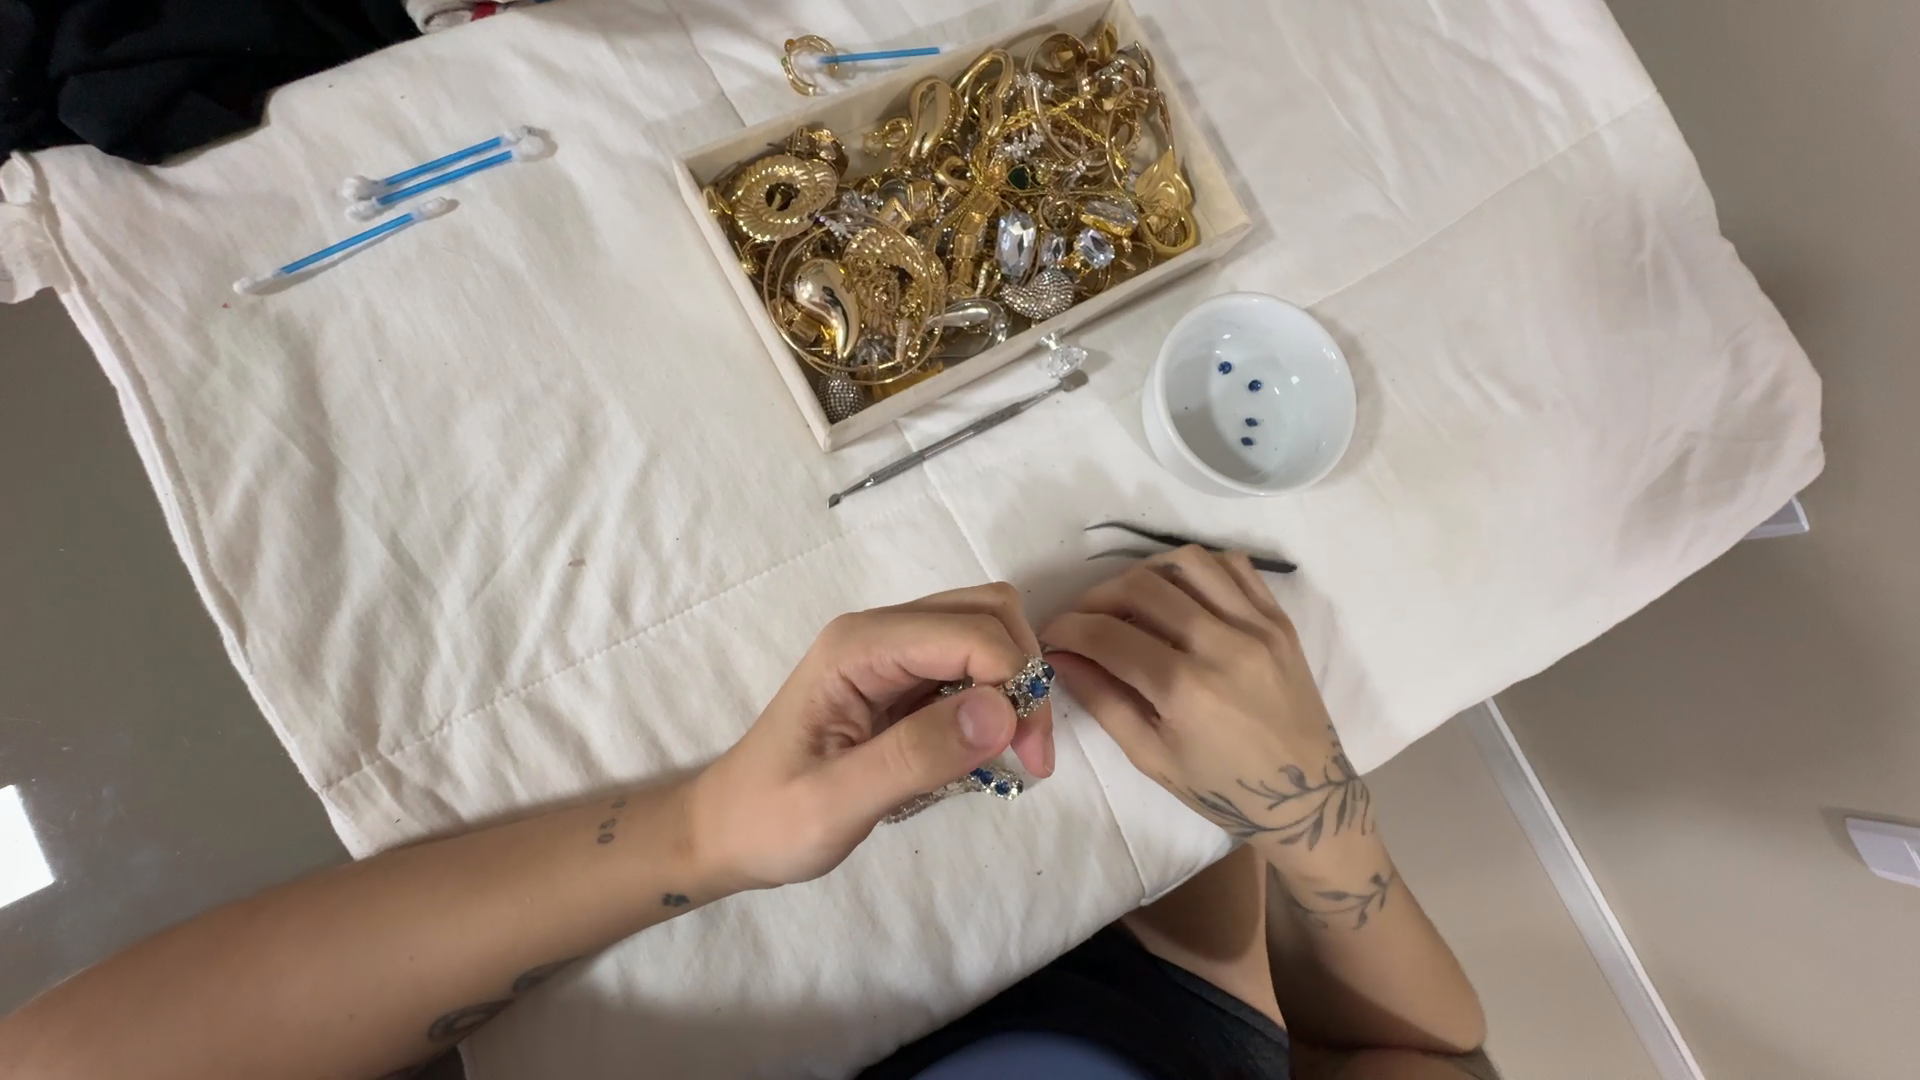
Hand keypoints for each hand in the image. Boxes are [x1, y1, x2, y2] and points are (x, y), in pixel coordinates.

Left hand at [688, 583, 1053, 891]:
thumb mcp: (835, 804)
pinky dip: (995, 695)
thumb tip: (1002, 710)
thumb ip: (916, 756)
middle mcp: (878, 632)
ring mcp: (891, 650)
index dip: (1015, 682)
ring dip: (1014, 682)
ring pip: (983, 631)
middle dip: (1023, 672)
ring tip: (1012, 750)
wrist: (726, 828)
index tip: (1030, 754)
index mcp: (858, 647)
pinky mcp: (902, 676)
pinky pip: (969, 664)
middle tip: (1028, 749)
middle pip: (986, 612)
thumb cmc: (769, 819)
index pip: (969, 632)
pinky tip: (984, 745)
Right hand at [1042, 547, 1371, 855]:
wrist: (1307, 799)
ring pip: (1186, 563)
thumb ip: (1101, 699)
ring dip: (1144, 573)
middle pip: (1141, 588)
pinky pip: (1234, 566)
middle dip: (1095, 596)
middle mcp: (1222, 646)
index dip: (1067, 627)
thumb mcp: (1149, 756)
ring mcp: (1257, 627)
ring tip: (1129, 598)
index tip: (1050, 633)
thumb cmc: (1220, 788)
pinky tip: (1178, 590)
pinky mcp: (1279, 620)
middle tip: (1082, 617)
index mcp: (1185, 690)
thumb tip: (1059, 656)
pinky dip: (1196, 568)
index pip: (1106, 635)